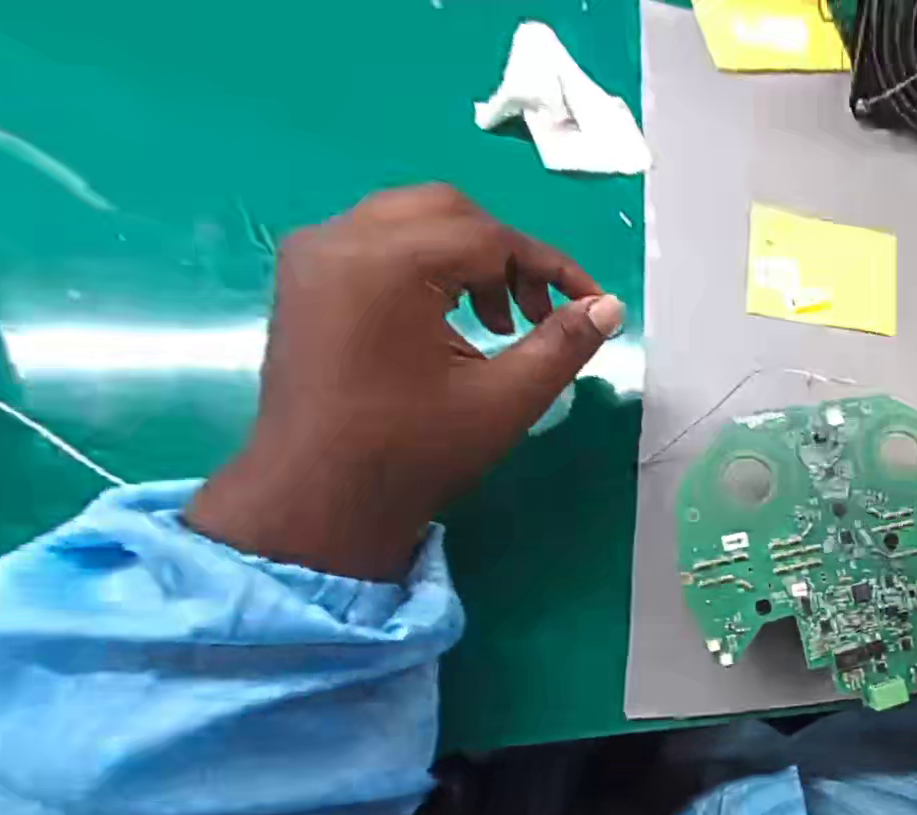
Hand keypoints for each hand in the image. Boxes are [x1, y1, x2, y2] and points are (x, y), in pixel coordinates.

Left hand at [187, 184, 623, 579]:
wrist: (321, 498)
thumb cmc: (417, 451)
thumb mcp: (507, 399)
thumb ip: (563, 344)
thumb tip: (609, 307)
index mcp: (386, 264)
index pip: (491, 236)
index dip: (553, 267)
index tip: (591, 303)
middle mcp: (340, 240)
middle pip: (449, 213)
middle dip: (509, 256)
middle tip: (538, 313)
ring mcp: (314, 257)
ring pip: (413, 224)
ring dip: (471, 262)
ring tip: (500, 325)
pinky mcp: (307, 281)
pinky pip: (381, 247)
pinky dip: (430, 270)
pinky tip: (452, 324)